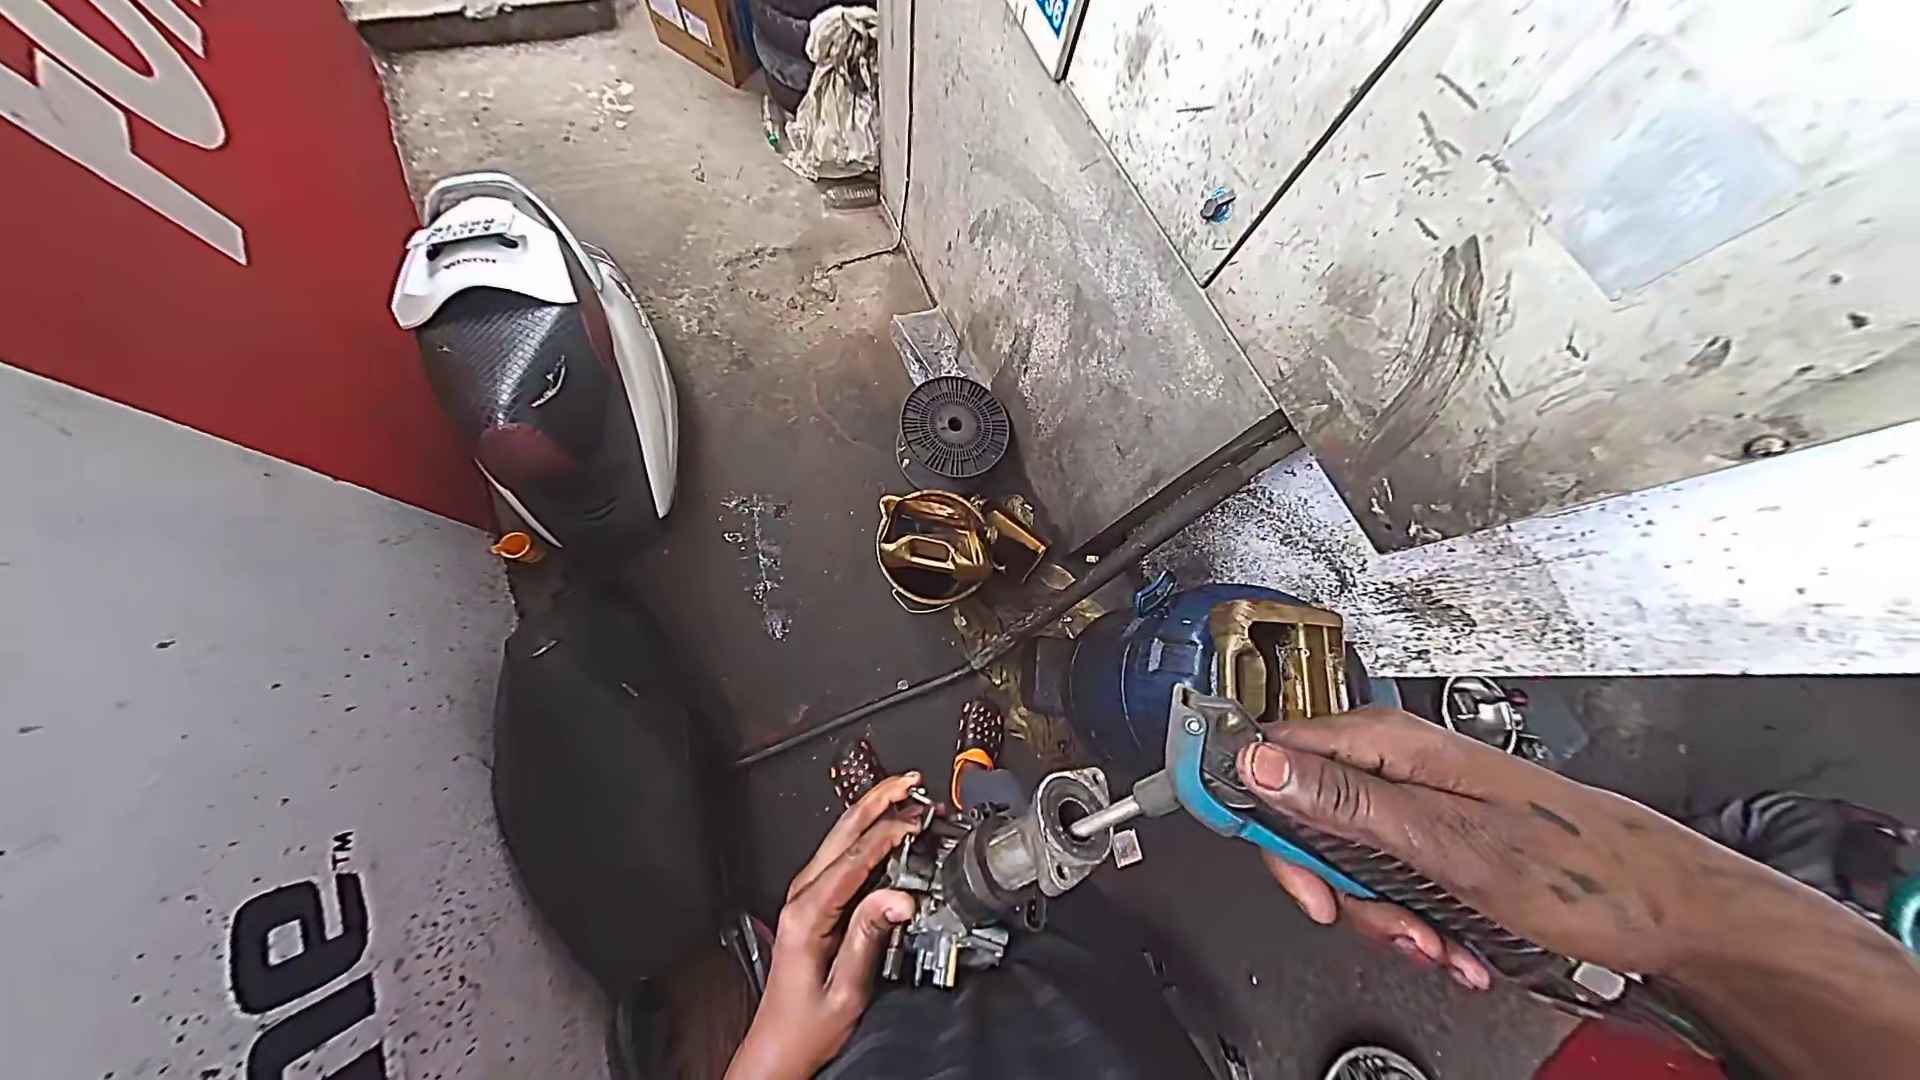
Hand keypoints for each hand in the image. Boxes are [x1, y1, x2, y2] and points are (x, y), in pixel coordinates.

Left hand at [726, 773, 922, 1079]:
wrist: (778, 1047)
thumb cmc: (806, 1025)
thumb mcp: (845, 989)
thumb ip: (870, 937)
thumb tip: (900, 896)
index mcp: (808, 911)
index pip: (856, 855)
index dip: (891, 832)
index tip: (920, 822)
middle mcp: (803, 892)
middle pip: (844, 828)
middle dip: (880, 798)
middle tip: (911, 781)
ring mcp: (806, 890)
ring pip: (842, 832)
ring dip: (876, 808)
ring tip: (905, 792)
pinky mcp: (813, 896)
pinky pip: (843, 850)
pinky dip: (869, 829)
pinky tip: (888, 825)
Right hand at [1234, 706, 1793, 980]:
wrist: (1679, 916)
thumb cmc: (1582, 871)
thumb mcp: (1447, 842)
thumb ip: (1341, 801)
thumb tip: (1259, 764)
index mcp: (1381, 742)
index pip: (1273, 755)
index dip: (1259, 807)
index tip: (1279, 863)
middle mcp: (1386, 759)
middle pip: (1301, 809)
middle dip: (1330, 877)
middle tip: (1365, 915)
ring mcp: (1403, 794)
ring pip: (1339, 849)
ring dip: (1373, 907)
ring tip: (1429, 938)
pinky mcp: (1420, 826)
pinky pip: (1375, 867)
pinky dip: (1399, 911)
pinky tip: (1442, 933)